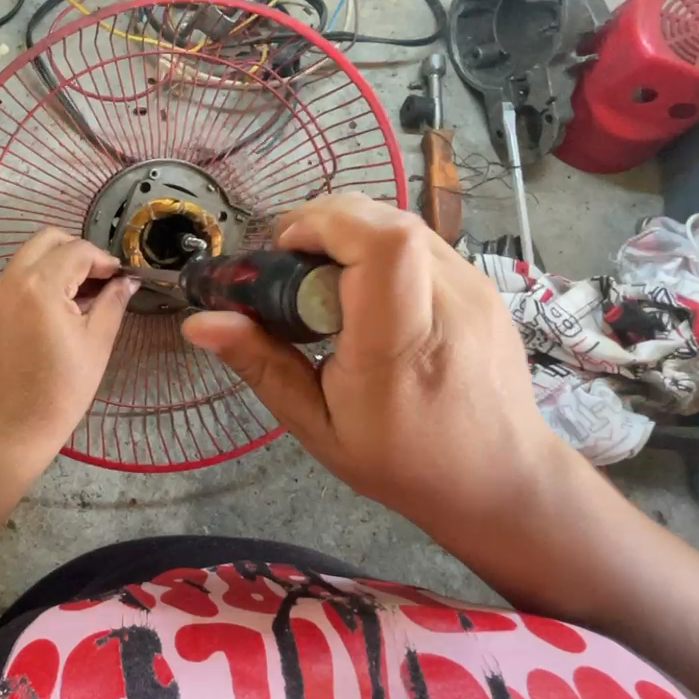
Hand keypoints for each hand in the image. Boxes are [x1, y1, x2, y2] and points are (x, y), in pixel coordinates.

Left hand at [0, 229, 137, 468]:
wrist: (12, 426)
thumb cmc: (61, 389)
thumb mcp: (96, 343)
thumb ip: (112, 302)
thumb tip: (127, 282)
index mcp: (40, 286)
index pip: (78, 250)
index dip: (104, 260)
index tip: (121, 279)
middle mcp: (12, 280)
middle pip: (48, 240)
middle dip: (78, 251)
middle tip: (101, 279)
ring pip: (30, 256)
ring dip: (58, 263)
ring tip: (84, 295)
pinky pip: (18, 277)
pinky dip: (41, 278)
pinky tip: (61, 307)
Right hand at [181, 195, 579, 534]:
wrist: (500, 478)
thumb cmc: (401, 462)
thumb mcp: (316, 425)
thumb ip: (262, 366)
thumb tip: (198, 323)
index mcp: (401, 345)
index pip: (383, 245)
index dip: (325, 224)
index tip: (282, 251)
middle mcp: (449, 303)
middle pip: (387, 220)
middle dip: (324, 222)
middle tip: (289, 265)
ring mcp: (476, 288)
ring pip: (403, 221)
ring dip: (349, 232)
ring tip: (320, 279)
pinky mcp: (483, 285)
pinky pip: (421, 241)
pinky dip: (377, 246)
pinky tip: (361, 291)